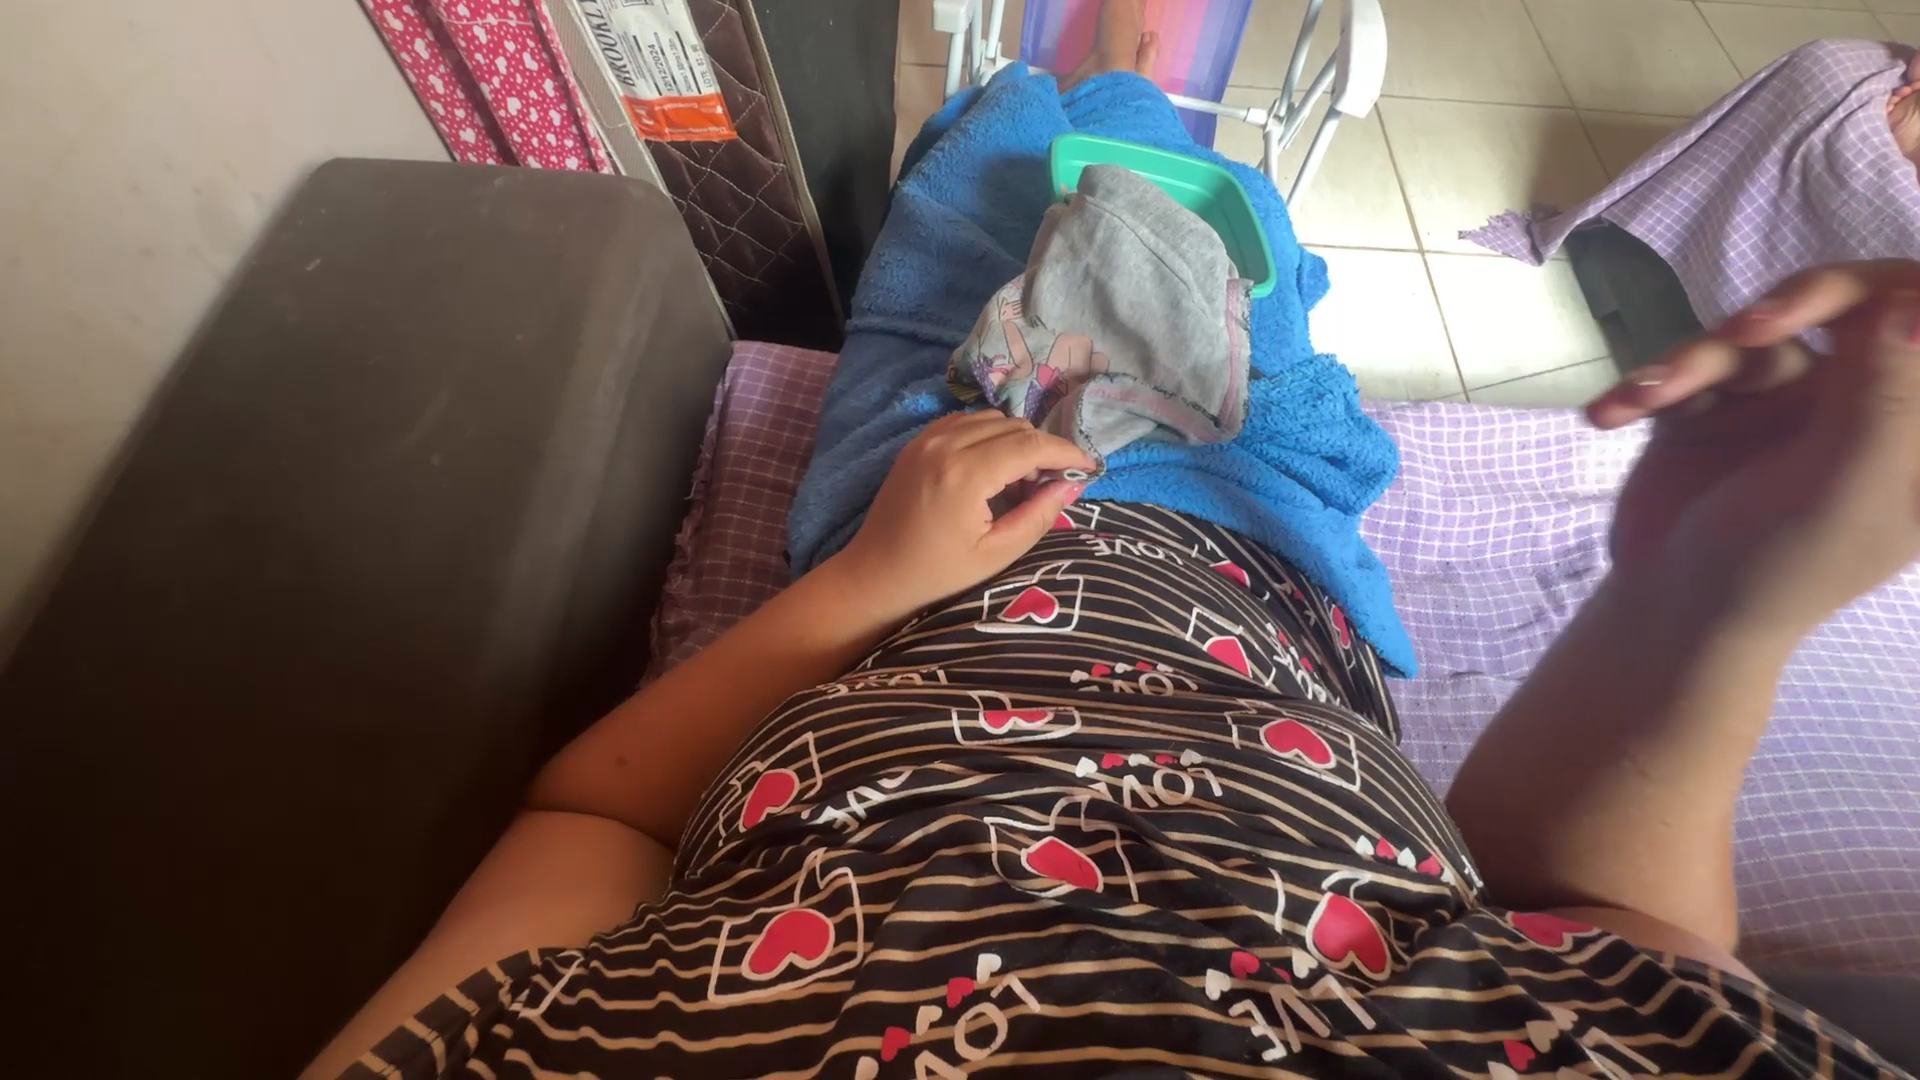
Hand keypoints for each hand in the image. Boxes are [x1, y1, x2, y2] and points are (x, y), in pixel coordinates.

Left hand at [830, 412, 1094, 620]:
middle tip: (1049, 486)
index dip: (1067, 453)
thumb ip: (1039, 514)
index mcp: (965, 473)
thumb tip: (1072, 484)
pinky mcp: (917, 442)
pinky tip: (990, 469)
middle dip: (1041, 450)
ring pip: (992, 419)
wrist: (876, 575)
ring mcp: (927, 438)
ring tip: (1019, 482)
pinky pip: (965, 423)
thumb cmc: (938, 574)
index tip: (1089, 468)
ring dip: (1015, 442)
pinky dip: (988, 436)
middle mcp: (945, 444)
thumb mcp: (997, 553)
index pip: (1031, 445)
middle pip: (1014, 427)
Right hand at [1586, 260, 1919, 638]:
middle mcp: (1856, 398)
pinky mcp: (1701, 416)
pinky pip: (1676, 378)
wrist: (1672, 608)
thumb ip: (1887, 401)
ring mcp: (1774, 405)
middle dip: (1785, 309)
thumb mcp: (1846, 490)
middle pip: (1841, 306)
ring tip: (1633, 402)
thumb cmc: (1780, 565)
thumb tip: (1908, 301)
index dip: (1896, 294)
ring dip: (1680, 367)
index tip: (1845, 313)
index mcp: (1916, 419)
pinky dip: (1638, 393)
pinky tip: (1607, 415)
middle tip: (1741, 332)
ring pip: (1741, 343)